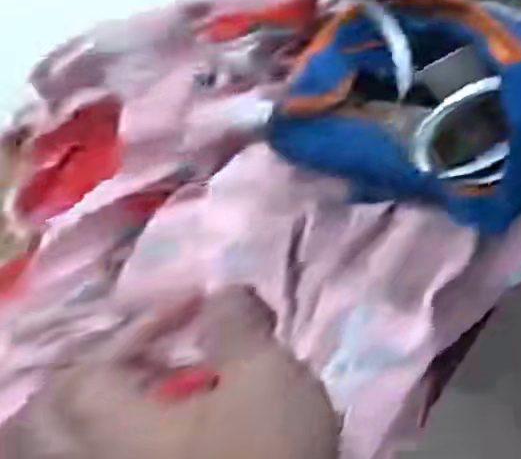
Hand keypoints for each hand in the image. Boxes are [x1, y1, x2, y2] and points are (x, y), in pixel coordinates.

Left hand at [4, 289, 338, 458]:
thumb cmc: (263, 441)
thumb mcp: (266, 375)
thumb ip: (238, 331)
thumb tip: (222, 292)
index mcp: (108, 431)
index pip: (92, 369)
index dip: (141, 326)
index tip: (200, 300)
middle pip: (42, 414)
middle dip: (98, 364)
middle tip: (159, 337)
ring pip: (40, 448)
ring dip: (80, 403)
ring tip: (140, 379)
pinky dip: (87, 435)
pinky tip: (137, 423)